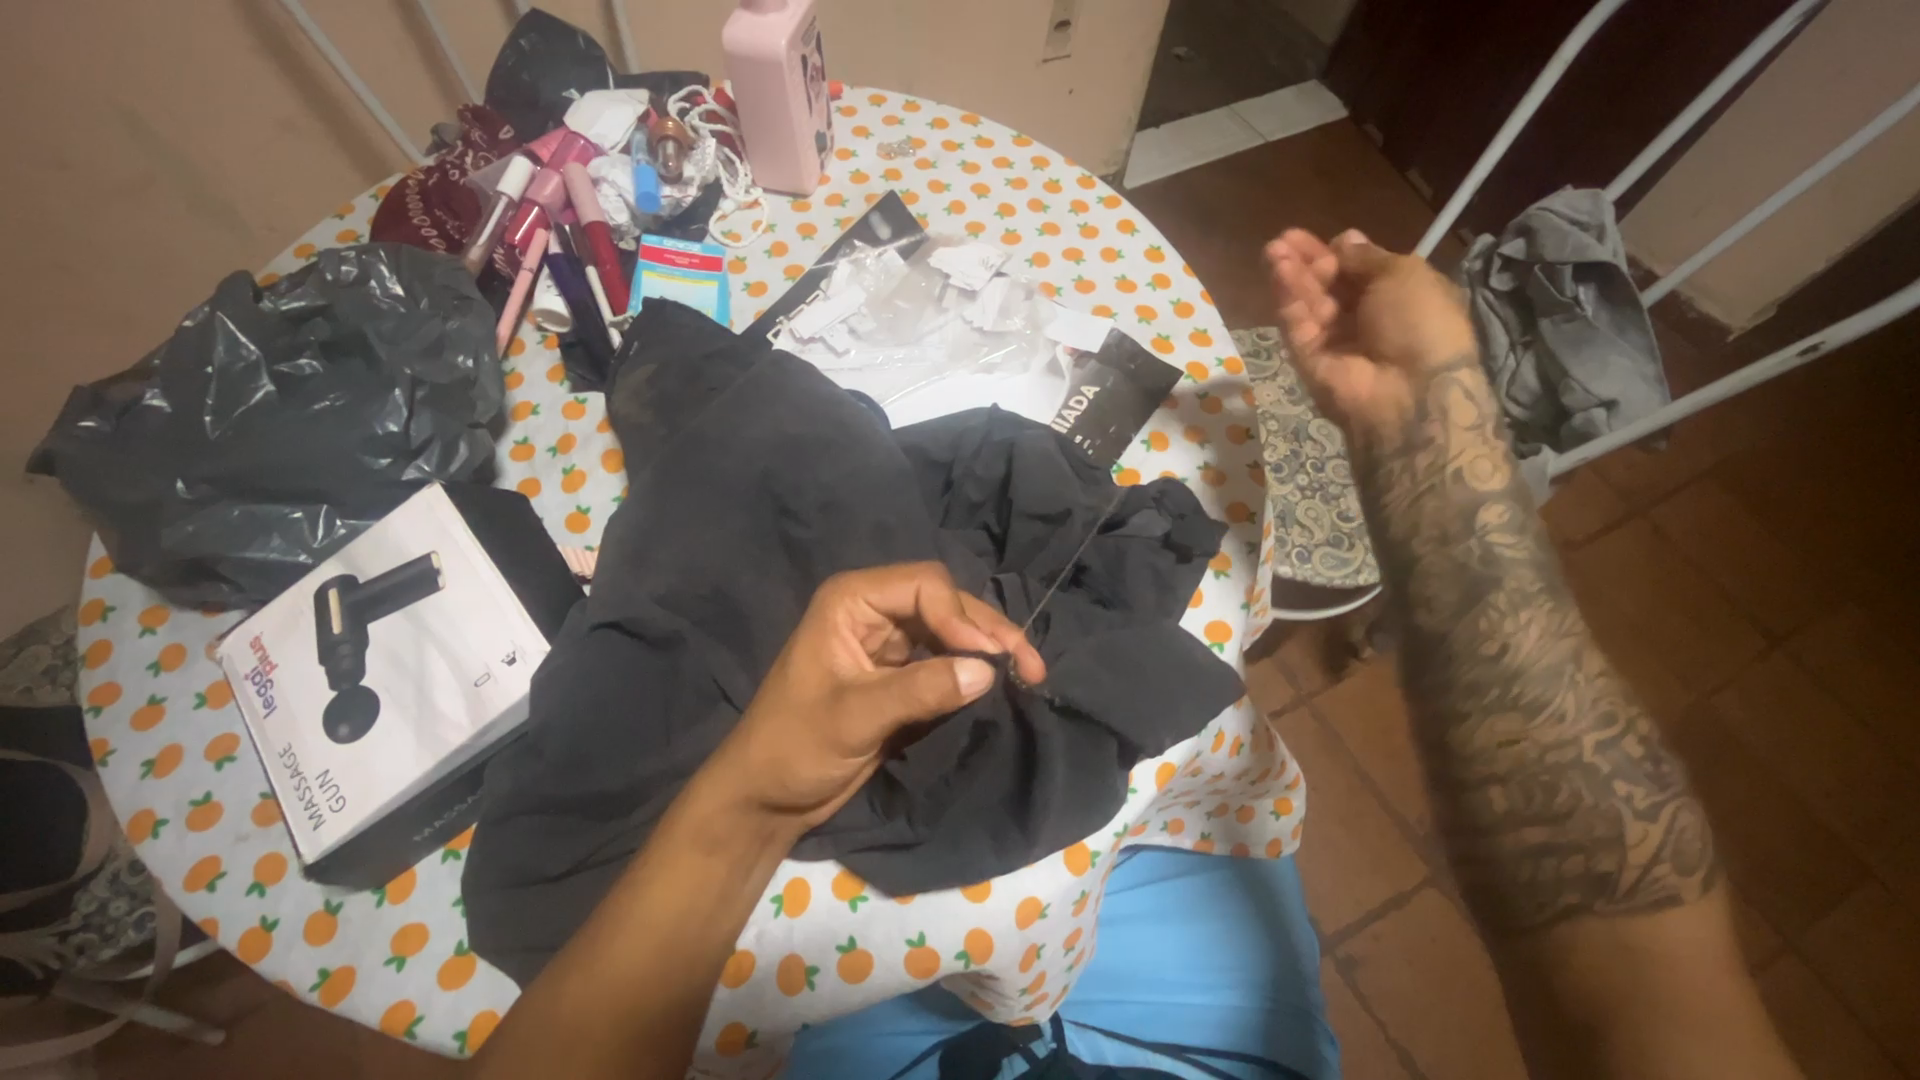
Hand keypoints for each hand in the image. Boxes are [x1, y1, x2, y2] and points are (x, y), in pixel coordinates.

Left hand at [698, 563, 1046, 834]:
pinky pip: (945, 661)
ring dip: (988, 650)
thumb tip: (987, 670)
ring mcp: (888, 643)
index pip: (925, 586)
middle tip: (1031, 666)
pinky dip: (973, 672)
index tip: (990, 660)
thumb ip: (920, 690)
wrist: (767, 796)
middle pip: (946, 604)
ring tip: (1030, 675)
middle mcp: (873, 611)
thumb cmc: (795, 746)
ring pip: (952, 631)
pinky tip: (1000, 685)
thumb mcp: (855, 717)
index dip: (962, 618)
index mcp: (852, 601)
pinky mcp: (899, 675)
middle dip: (988, 632)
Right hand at [1265, 228, 1479, 445]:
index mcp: (1394, 297)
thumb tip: (1344, 240)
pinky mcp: (1308, 360)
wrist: (1412, 389)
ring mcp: (1333, 341)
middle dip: (1308, 260)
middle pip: (1327, 284)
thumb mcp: (1404, 274)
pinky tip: (1279, 272)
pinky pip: (1297, 325)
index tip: (1329, 240)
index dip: (1341, 253)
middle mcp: (1362, 319)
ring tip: (1273, 250)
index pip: (1357, 271)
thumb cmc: (1422, 322)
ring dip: (1291, 275)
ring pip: (1307, 302)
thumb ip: (1366, 257)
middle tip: (1284, 239)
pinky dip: (1288, 298)